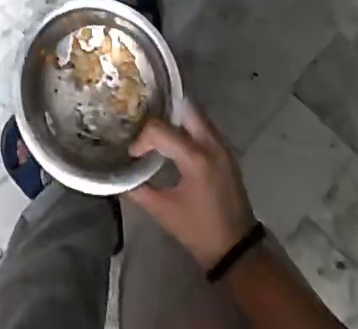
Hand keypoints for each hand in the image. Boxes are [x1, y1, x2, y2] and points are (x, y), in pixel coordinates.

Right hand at [123, 106, 256, 268]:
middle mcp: (211, 144)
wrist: (237, 249)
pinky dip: (188, 127)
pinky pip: (205, 127)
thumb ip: (138, 190)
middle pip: (185, 108)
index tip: (133, 155)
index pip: (160, 130)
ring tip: (158, 134)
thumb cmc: (198, 231)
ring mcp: (222, 146)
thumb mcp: (163, 212)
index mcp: (195, 159)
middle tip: (146, 130)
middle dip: (162, 115)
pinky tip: (175, 142)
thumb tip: (119, 177)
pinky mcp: (226, 152)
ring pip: (196, 115)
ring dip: (176, 119)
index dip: (142, 140)